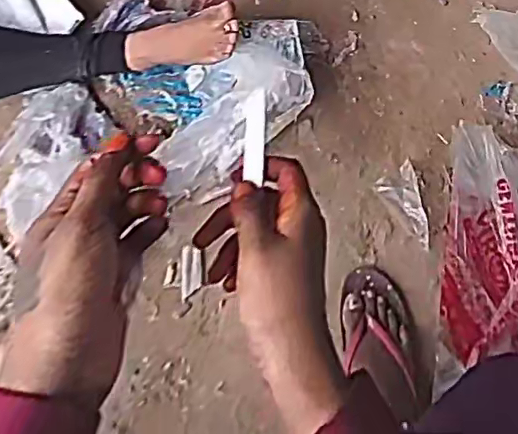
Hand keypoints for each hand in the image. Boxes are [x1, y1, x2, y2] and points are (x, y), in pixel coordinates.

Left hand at [0, 134, 169, 408]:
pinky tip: (159, 224)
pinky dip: (152, 226)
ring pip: (130, 210)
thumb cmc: (57, 302)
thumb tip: (112, 148)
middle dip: (138, 174)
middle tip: (157, 174)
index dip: (121, 151)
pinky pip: (140, 237)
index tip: (149, 142)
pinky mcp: (118, 272)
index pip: (94, 169)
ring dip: (147, 200)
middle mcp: (78, 232)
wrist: (67, 362)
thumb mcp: (79, 228)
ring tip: (157, 204)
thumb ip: (100, 184)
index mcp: (60, 216)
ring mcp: (99, 252)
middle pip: (114, 187)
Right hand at [194, 158, 346, 433]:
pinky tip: (228, 276)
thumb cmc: (281, 304)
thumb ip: (248, 209)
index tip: (239, 168)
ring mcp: (295, 247)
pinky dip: (240, 256)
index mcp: (303, 212)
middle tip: (214, 222)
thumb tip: (245, 186)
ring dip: (232, 237)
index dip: (262, 164)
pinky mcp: (285, 268)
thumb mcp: (255, 246)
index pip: (287, 170)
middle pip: (267, 199)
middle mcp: (303, 226)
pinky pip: (260, 248)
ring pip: (259, 225)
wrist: (291, 351)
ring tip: (214, 258)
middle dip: (236, 209)